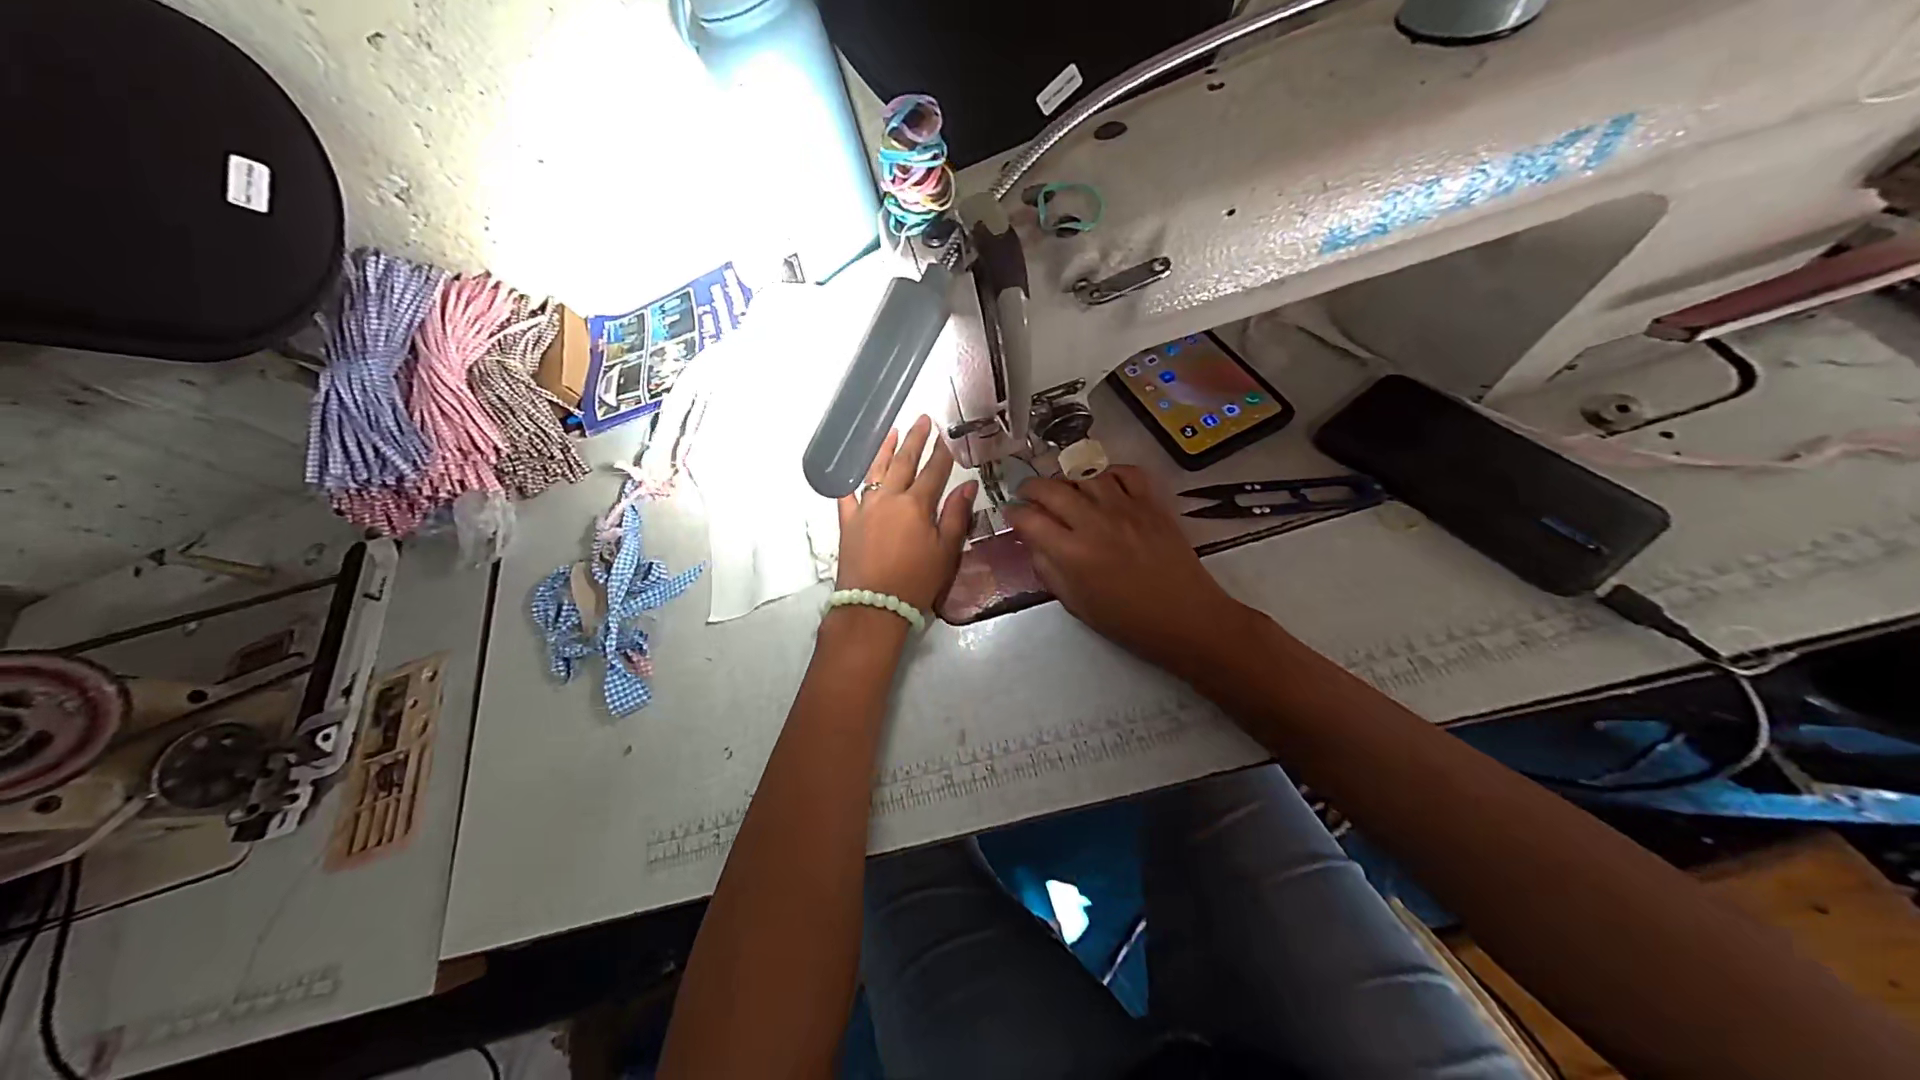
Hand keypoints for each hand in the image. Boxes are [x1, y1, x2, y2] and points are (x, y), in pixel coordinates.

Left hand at [835, 415, 978, 613]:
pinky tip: (854, 469)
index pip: (934, 472)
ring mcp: (865, 508)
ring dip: (884, 449)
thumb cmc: (916, 580)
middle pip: (903, 462)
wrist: (874, 605)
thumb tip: (968, 485)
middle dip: (914, 440)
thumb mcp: (945, 551)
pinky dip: (851, 480)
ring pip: (875, 471)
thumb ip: (956, 515)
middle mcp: (890, 498)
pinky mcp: (848, 522)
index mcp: (917, 505)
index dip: (942, 453)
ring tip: (891, 431)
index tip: (947, 436)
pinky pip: (847, 494)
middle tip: (922, 420)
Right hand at [1004, 466, 1254, 674]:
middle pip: (1051, 489)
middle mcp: (1094, 523)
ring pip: (1085, 474)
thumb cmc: (1127, 620)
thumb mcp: (1076, 604)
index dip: (1013, 514)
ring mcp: (1125, 508)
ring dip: (1067, 478)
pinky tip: (1102, 483)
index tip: (1011, 515)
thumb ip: (1049, 570)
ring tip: (1062, 488)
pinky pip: (1126, 472)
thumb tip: (1034, 543)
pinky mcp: (1151, 503)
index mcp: (1072, 553)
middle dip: (1031, 488)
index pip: (1029, 519)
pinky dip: (1109, 472)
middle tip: (1026, 494)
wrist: (1185, 617)